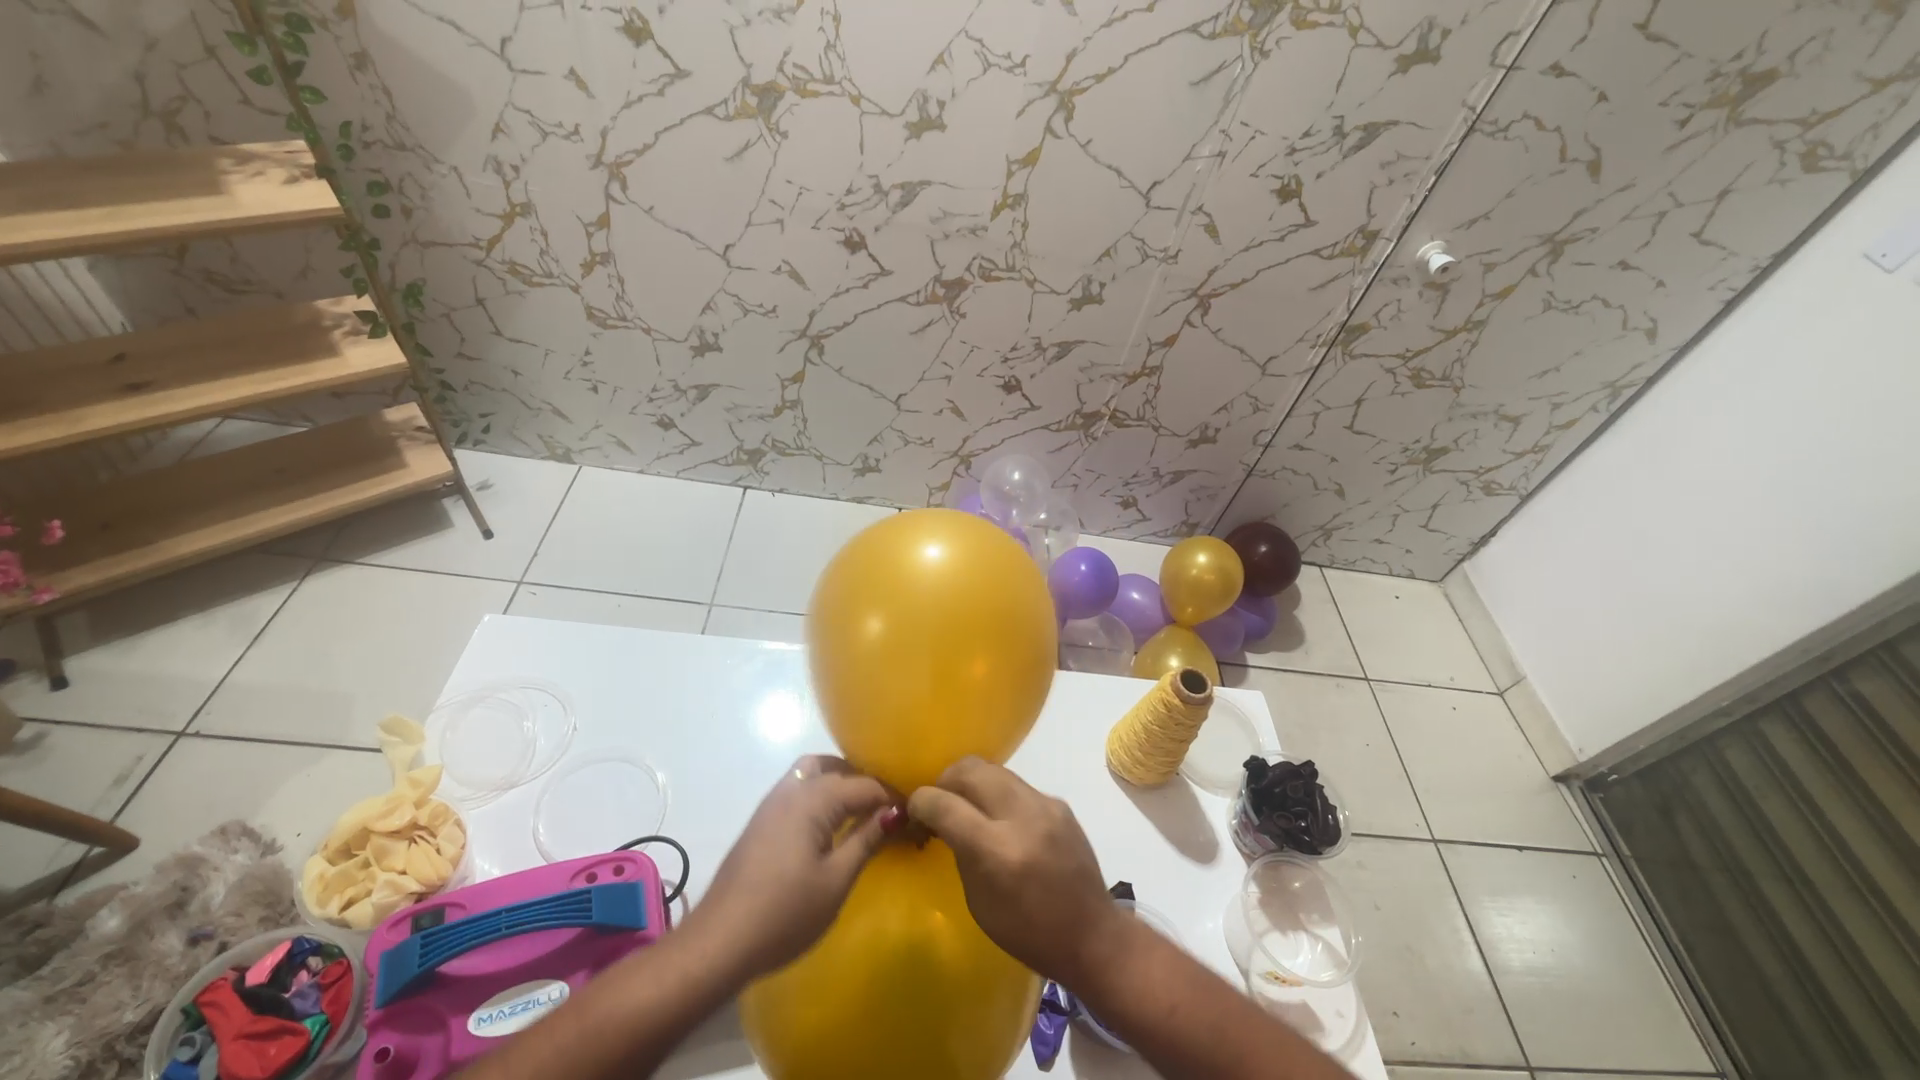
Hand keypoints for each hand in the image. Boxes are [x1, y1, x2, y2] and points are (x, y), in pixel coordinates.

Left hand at [685, 755, 897, 980]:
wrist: (720, 942)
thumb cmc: (785, 913)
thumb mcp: (836, 879)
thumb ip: (867, 839)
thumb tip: (896, 812)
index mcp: (811, 799)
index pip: (864, 784)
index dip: (892, 797)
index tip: (916, 814)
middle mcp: (789, 791)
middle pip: (832, 767)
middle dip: (863, 780)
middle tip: (888, 809)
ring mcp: (770, 805)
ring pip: (810, 775)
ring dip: (839, 784)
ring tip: (864, 814)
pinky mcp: (760, 824)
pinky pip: (797, 792)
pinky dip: (820, 797)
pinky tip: (833, 827)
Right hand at [907, 757, 1119, 984]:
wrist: (1091, 935)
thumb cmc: (1028, 933)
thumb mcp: (978, 902)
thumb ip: (960, 851)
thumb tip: (942, 820)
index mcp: (997, 850)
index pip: (945, 804)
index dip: (921, 802)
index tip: (913, 811)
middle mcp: (1022, 817)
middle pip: (970, 769)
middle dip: (945, 780)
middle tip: (939, 803)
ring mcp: (1046, 805)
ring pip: (995, 770)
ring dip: (972, 783)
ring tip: (967, 808)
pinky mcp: (1060, 804)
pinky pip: (1018, 785)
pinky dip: (999, 794)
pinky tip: (1000, 820)